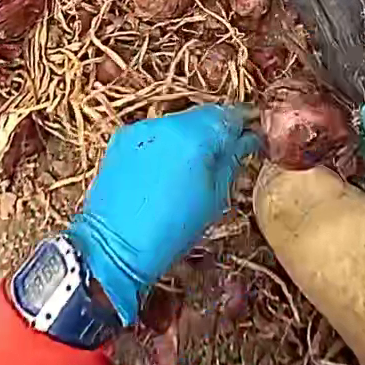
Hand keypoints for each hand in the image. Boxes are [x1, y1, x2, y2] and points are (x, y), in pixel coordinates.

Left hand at [65, 104, 259, 321]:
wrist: (110, 250)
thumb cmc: (171, 230)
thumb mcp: (215, 197)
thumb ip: (233, 159)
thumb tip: (249, 139)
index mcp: (196, 136)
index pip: (231, 114)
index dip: (247, 122)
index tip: (254, 134)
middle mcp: (169, 123)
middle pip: (206, 115)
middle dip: (219, 130)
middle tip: (227, 151)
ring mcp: (144, 127)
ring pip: (181, 122)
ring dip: (193, 136)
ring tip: (195, 164)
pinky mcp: (124, 137)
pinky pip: (158, 132)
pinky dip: (169, 143)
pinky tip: (168, 168)